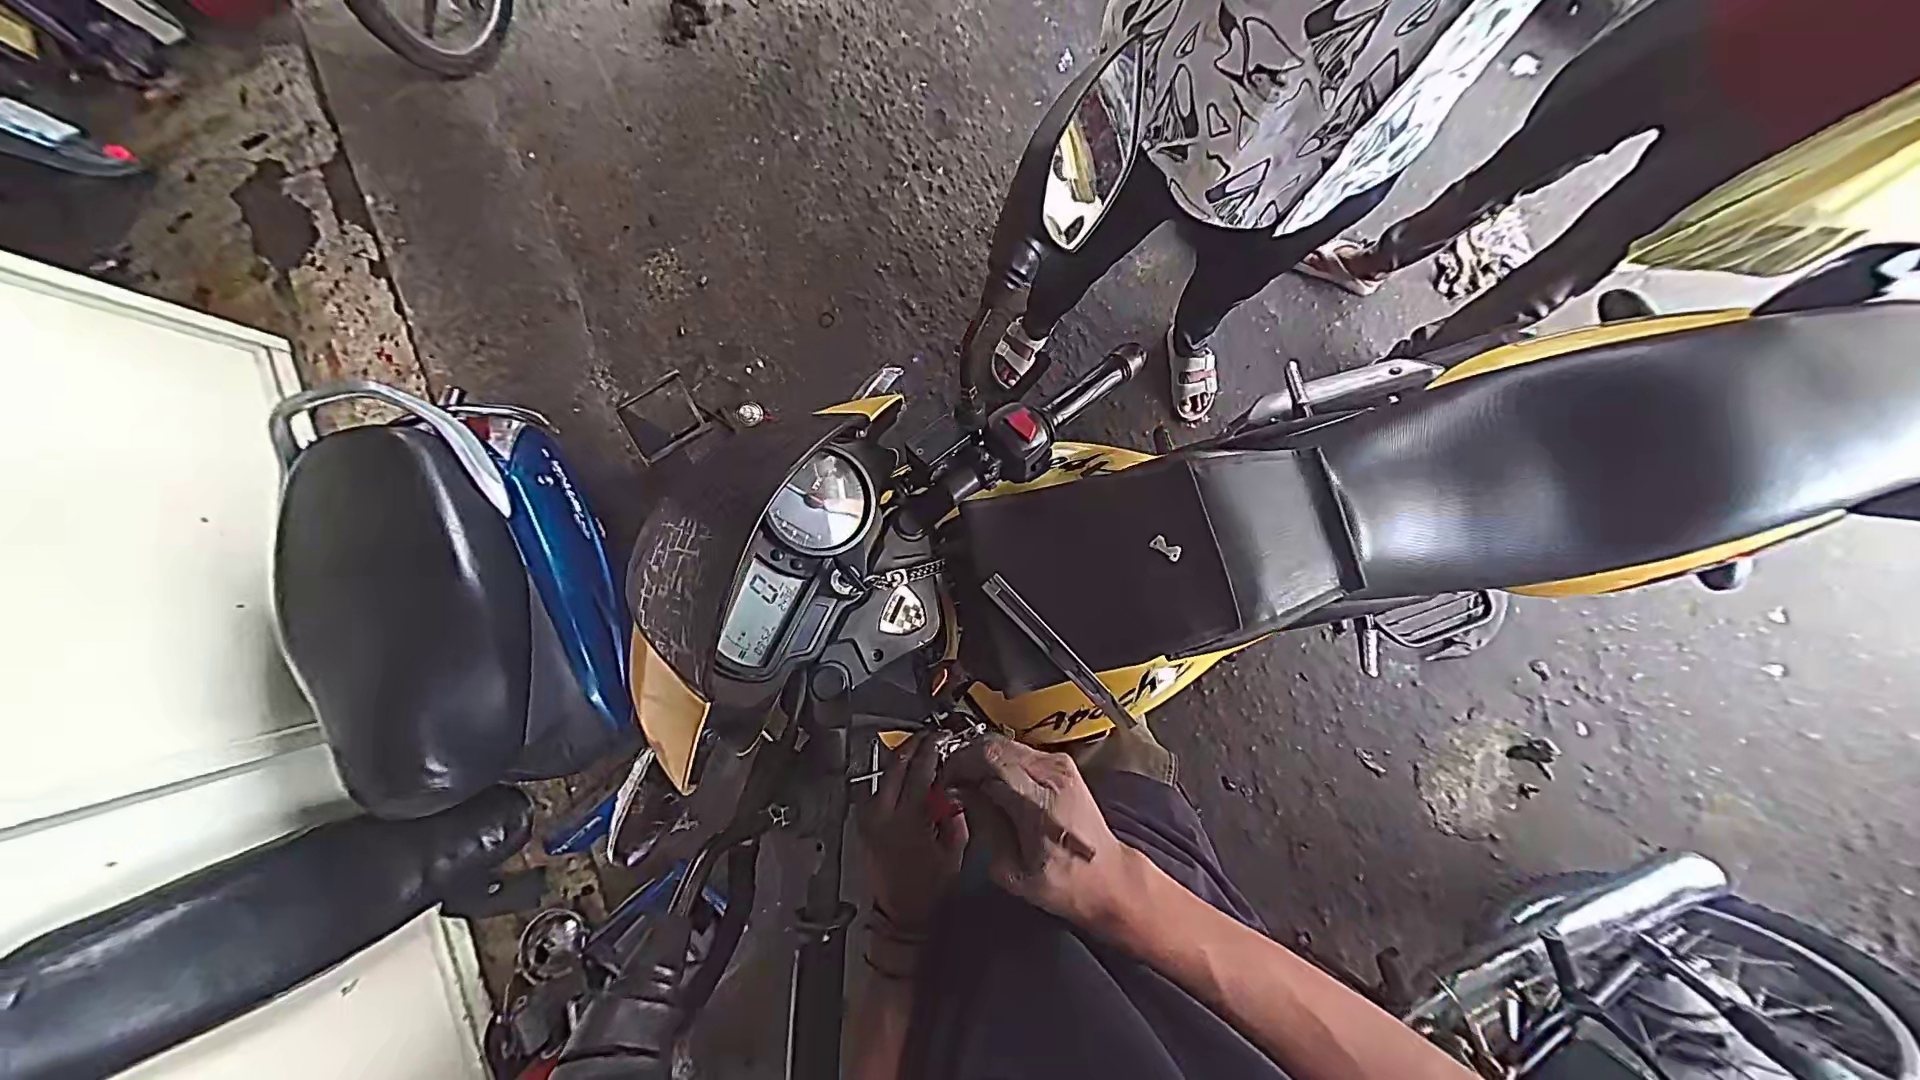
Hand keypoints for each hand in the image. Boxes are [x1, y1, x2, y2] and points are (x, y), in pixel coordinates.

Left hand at [857, 734, 968, 926]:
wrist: (900, 915)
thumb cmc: (931, 887)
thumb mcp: (954, 851)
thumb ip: (954, 813)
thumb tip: (951, 783)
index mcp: (910, 819)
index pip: (921, 770)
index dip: (933, 748)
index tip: (943, 737)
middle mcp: (885, 813)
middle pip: (897, 763)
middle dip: (914, 744)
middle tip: (930, 735)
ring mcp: (870, 817)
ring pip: (884, 772)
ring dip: (903, 756)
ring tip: (920, 749)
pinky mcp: (864, 822)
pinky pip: (878, 787)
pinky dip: (893, 775)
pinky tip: (906, 773)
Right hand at [940, 735, 1144, 933]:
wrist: (1109, 877)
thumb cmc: (1063, 883)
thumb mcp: (1011, 870)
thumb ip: (985, 823)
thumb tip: (961, 791)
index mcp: (1040, 803)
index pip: (990, 760)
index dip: (959, 766)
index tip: (944, 781)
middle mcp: (1053, 775)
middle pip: (994, 745)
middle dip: (965, 758)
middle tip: (950, 779)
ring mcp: (1060, 765)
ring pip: (1005, 743)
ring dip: (980, 757)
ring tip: (967, 781)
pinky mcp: (1062, 763)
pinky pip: (1019, 750)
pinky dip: (997, 760)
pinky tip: (989, 780)